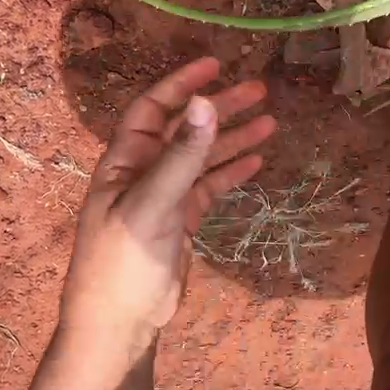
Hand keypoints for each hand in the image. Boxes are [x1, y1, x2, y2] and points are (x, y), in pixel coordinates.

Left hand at [58, 57, 276, 350]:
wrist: (119, 324)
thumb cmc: (122, 262)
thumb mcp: (151, 206)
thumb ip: (181, 157)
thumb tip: (206, 105)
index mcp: (125, 161)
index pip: (154, 109)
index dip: (181, 85)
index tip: (215, 65)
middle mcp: (145, 172)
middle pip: (187, 129)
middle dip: (220, 108)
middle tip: (259, 91)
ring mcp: (165, 196)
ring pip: (203, 157)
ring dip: (233, 138)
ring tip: (271, 122)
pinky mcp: (182, 220)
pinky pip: (210, 186)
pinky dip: (232, 173)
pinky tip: (257, 162)